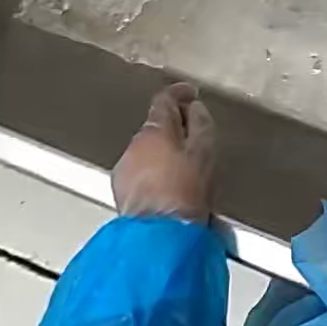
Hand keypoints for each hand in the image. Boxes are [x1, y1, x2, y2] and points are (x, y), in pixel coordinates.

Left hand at [113, 83, 214, 220]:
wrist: (162, 232)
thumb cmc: (187, 188)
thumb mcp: (205, 148)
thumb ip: (200, 122)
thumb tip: (195, 109)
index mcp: (155, 130)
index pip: (164, 99)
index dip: (180, 93)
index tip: (191, 94)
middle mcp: (134, 145)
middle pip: (155, 126)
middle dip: (174, 126)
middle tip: (196, 134)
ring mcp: (124, 168)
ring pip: (146, 149)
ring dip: (163, 150)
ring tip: (185, 164)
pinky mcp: (121, 191)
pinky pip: (140, 170)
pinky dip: (154, 170)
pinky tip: (170, 183)